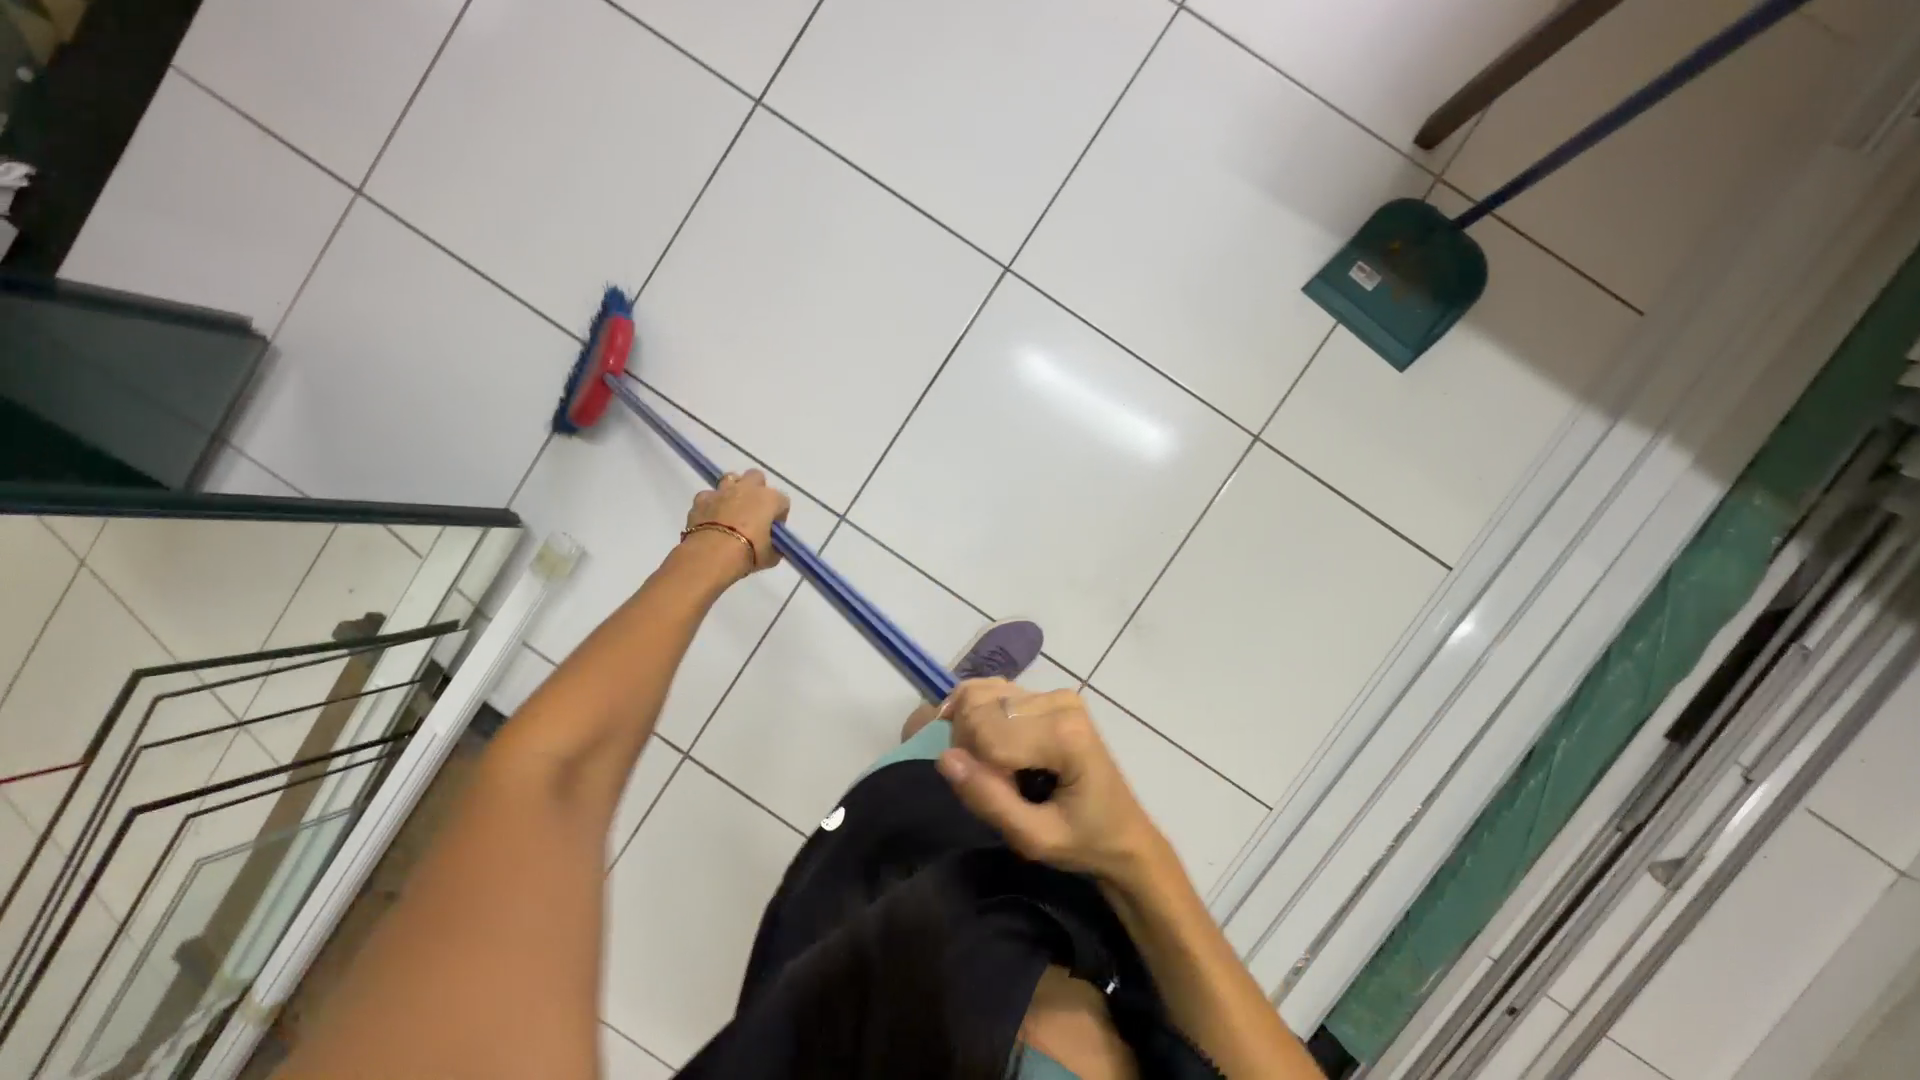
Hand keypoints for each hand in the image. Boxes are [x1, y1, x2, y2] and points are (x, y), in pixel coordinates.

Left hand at [686, 469, 789, 575]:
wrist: (712, 554)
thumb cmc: (749, 554)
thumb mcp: (771, 556)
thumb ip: (774, 546)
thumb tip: (772, 545)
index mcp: (770, 499)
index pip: (782, 501)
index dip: (779, 515)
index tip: (774, 529)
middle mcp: (747, 488)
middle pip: (756, 477)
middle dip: (756, 489)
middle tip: (753, 510)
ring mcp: (722, 491)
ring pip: (730, 478)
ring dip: (733, 489)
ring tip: (731, 508)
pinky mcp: (702, 499)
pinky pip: (708, 495)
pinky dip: (710, 504)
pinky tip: (710, 517)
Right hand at [936, 679, 1167, 883]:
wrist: (1126, 835)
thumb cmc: (1085, 841)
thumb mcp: (1035, 838)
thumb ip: (989, 799)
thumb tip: (944, 758)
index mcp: (1065, 734)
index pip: (986, 732)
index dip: (976, 769)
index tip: (999, 798)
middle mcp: (1059, 701)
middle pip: (979, 707)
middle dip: (970, 747)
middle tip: (996, 784)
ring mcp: (1055, 694)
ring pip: (979, 696)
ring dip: (972, 733)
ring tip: (996, 768)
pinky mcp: (1048, 695)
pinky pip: (991, 694)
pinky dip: (979, 719)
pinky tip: (992, 747)